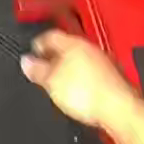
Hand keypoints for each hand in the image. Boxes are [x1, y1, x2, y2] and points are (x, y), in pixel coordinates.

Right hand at [21, 30, 139, 129]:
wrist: (117, 108)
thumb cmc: (89, 92)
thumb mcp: (51, 82)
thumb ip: (37, 70)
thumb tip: (26, 61)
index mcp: (73, 43)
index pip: (51, 35)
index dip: (38, 43)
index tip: (32, 51)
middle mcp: (88, 48)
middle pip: (65, 46)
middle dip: (53, 56)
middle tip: (41, 67)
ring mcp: (101, 61)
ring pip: (78, 59)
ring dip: (67, 67)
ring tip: (57, 82)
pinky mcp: (109, 75)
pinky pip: (89, 72)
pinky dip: (80, 78)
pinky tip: (77, 91)